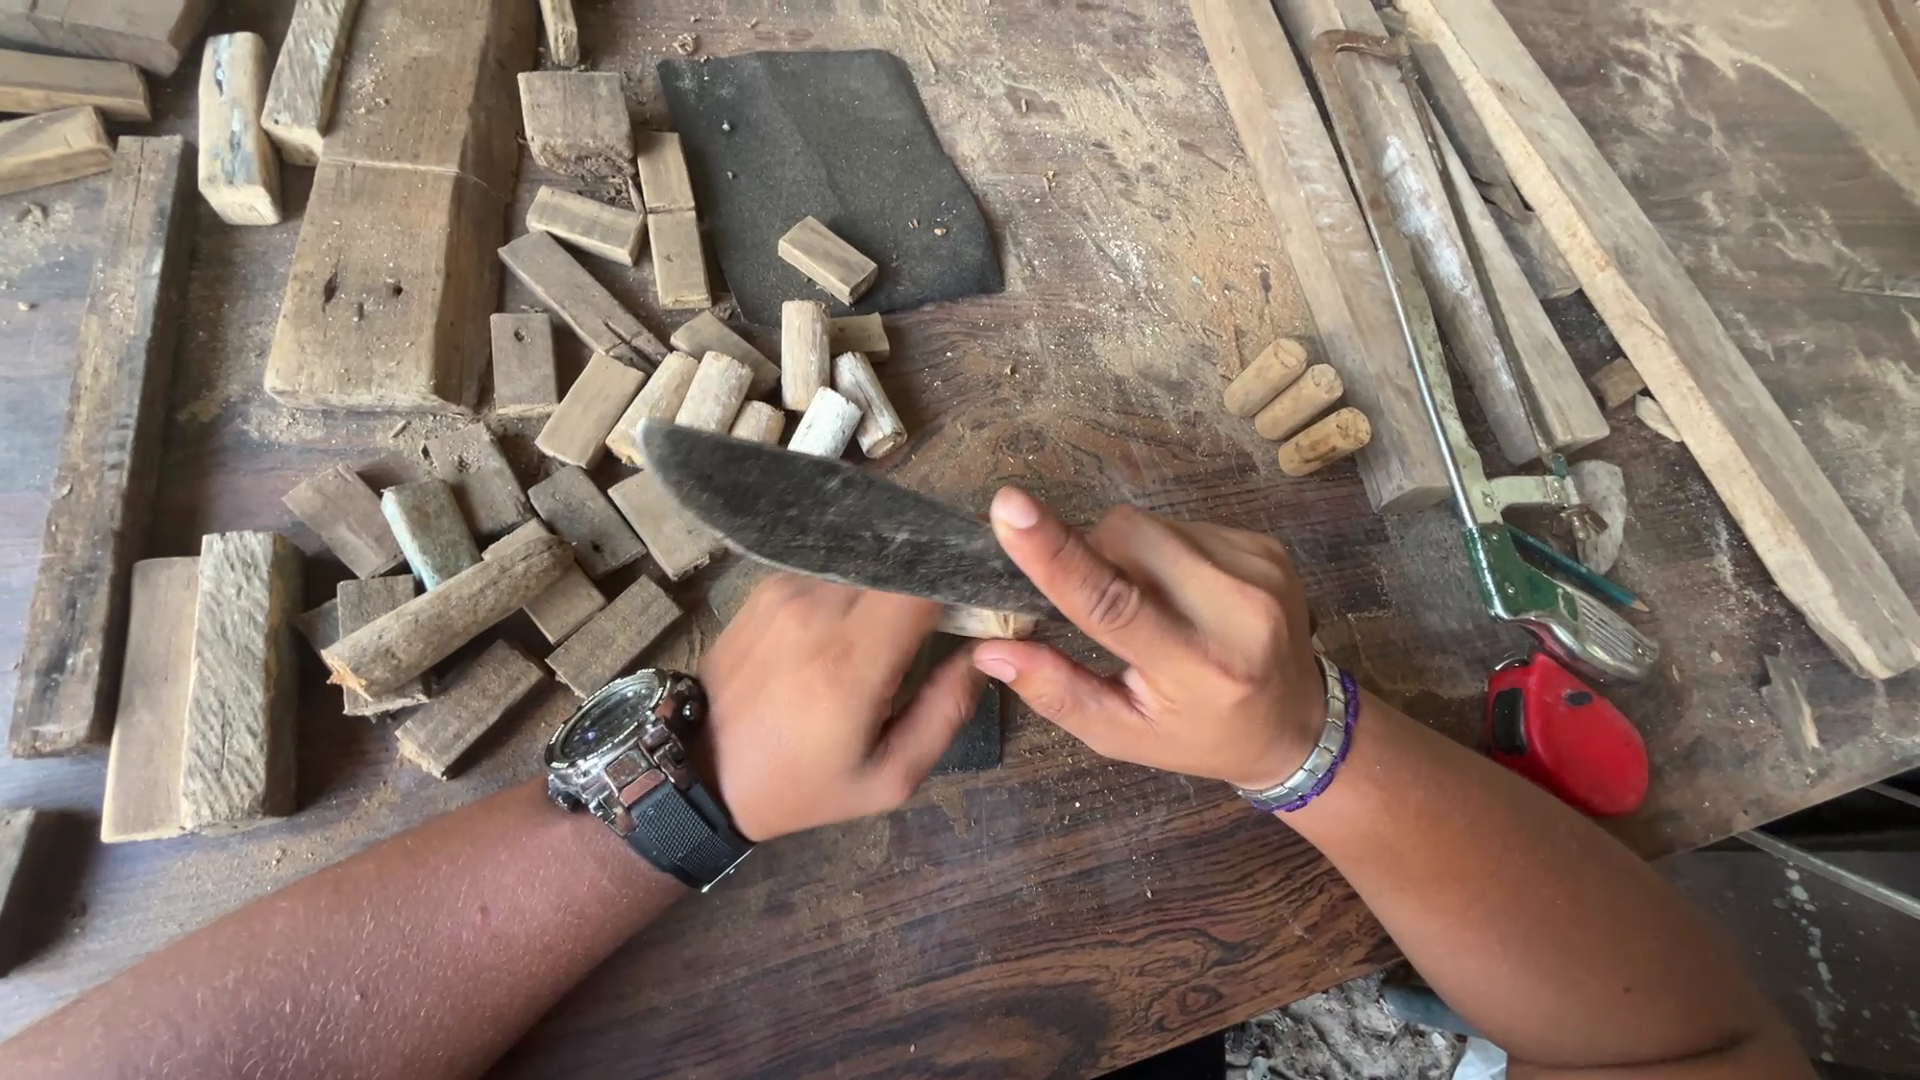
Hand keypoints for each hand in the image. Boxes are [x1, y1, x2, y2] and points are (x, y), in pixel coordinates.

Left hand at [697, 574, 984, 840]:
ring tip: (902, 618)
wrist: (699, 770)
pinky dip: (858, 586)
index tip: (982, 589)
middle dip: (930, 577)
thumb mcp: (888, 778)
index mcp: (849, 663)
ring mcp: (786, 590)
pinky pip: (834, 569)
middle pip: (897, 565)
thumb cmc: (801, 784)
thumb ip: (946, 712)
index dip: (957, 577)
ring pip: (867, 564)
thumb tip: (983, 652)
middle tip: (953, 606)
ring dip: (892, 583)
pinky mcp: (768, 585)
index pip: (920, 584)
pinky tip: (856, 619)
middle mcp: (815, 611)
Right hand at [971, 488, 1322, 791]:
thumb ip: (1057, 691)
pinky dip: (1160, 551)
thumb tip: (992, 650)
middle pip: (1125, 537)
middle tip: (1097, 600)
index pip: (1113, 600)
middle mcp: (1237, 609)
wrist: (1300, 721)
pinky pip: (1179, 524)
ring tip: (1148, 602)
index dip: (1056, 552)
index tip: (1008, 507)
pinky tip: (1180, 591)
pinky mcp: (1265, 544)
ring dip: (1125, 554)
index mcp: (1197, 666)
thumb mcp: (1123, 734)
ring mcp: (1258, 568)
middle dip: (1090, 554)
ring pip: (1148, 525)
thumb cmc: (1200, 736)